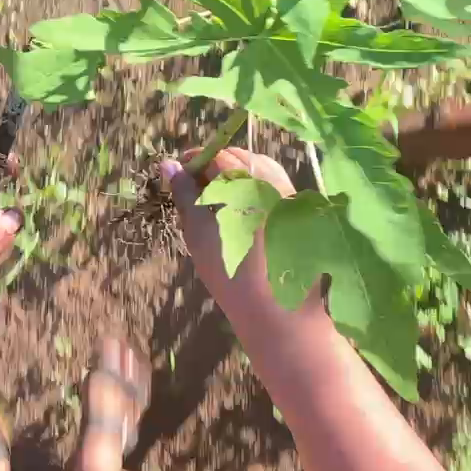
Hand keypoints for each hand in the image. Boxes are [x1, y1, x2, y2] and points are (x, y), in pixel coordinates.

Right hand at [164, 148, 320, 318]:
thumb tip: (169, 164)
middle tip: (194, 192)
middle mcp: (274, 181)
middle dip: (214, 169)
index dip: (194, 160)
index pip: (216, 154)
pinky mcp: (301, 215)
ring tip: (216, 204)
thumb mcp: (198, 231)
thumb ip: (185, 193)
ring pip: (258, 172)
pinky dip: (253, 193)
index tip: (177, 175)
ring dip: (234, 180)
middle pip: (239, 159)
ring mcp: (292, 197)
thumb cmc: (232, 273)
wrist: (281, 316)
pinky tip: (241, 216)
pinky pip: (272, 189)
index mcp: (248, 181)